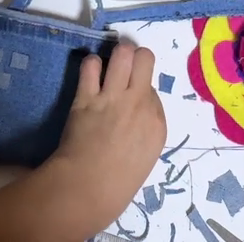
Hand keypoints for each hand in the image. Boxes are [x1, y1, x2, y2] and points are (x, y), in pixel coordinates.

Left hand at [38, 44, 165, 238]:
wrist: (86, 190)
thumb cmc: (118, 182)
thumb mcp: (146, 154)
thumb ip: (146, 124)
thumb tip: (137, 100)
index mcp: (157, 122)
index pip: (153, 86)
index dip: (141, 87)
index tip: (132, 97)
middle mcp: (138, 103)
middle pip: (145, 57)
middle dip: (136, 57)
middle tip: (126, 67)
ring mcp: (113, 97)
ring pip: (122, 52)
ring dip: (116, 55)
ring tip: (109, 66)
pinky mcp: (87, 96)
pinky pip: (91, 64)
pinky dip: (91, 64)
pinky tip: (90, 74)